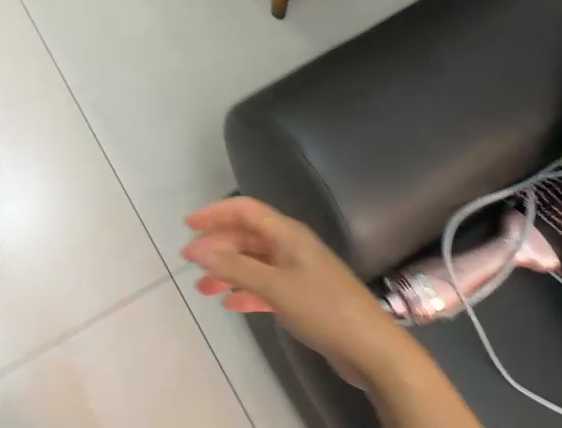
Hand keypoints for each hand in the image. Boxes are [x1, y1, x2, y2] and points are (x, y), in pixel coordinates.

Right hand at [182, 198, 403, 384]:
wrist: (374, 351)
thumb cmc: (324, 309)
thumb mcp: (275, 286)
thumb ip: (234, 267)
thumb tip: (197, 249)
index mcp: (287, 233)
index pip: (244, 210)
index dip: (215, 213)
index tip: (187, 225)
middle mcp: (292, 246)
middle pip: (247, 237)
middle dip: (217, 247)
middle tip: (190, 262)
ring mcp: (299, 272)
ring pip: (254, 263)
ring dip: (228, 271)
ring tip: (203, 288)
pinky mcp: (304, 297)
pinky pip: (266, 286)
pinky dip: (246, 291)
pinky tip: (230, 303)